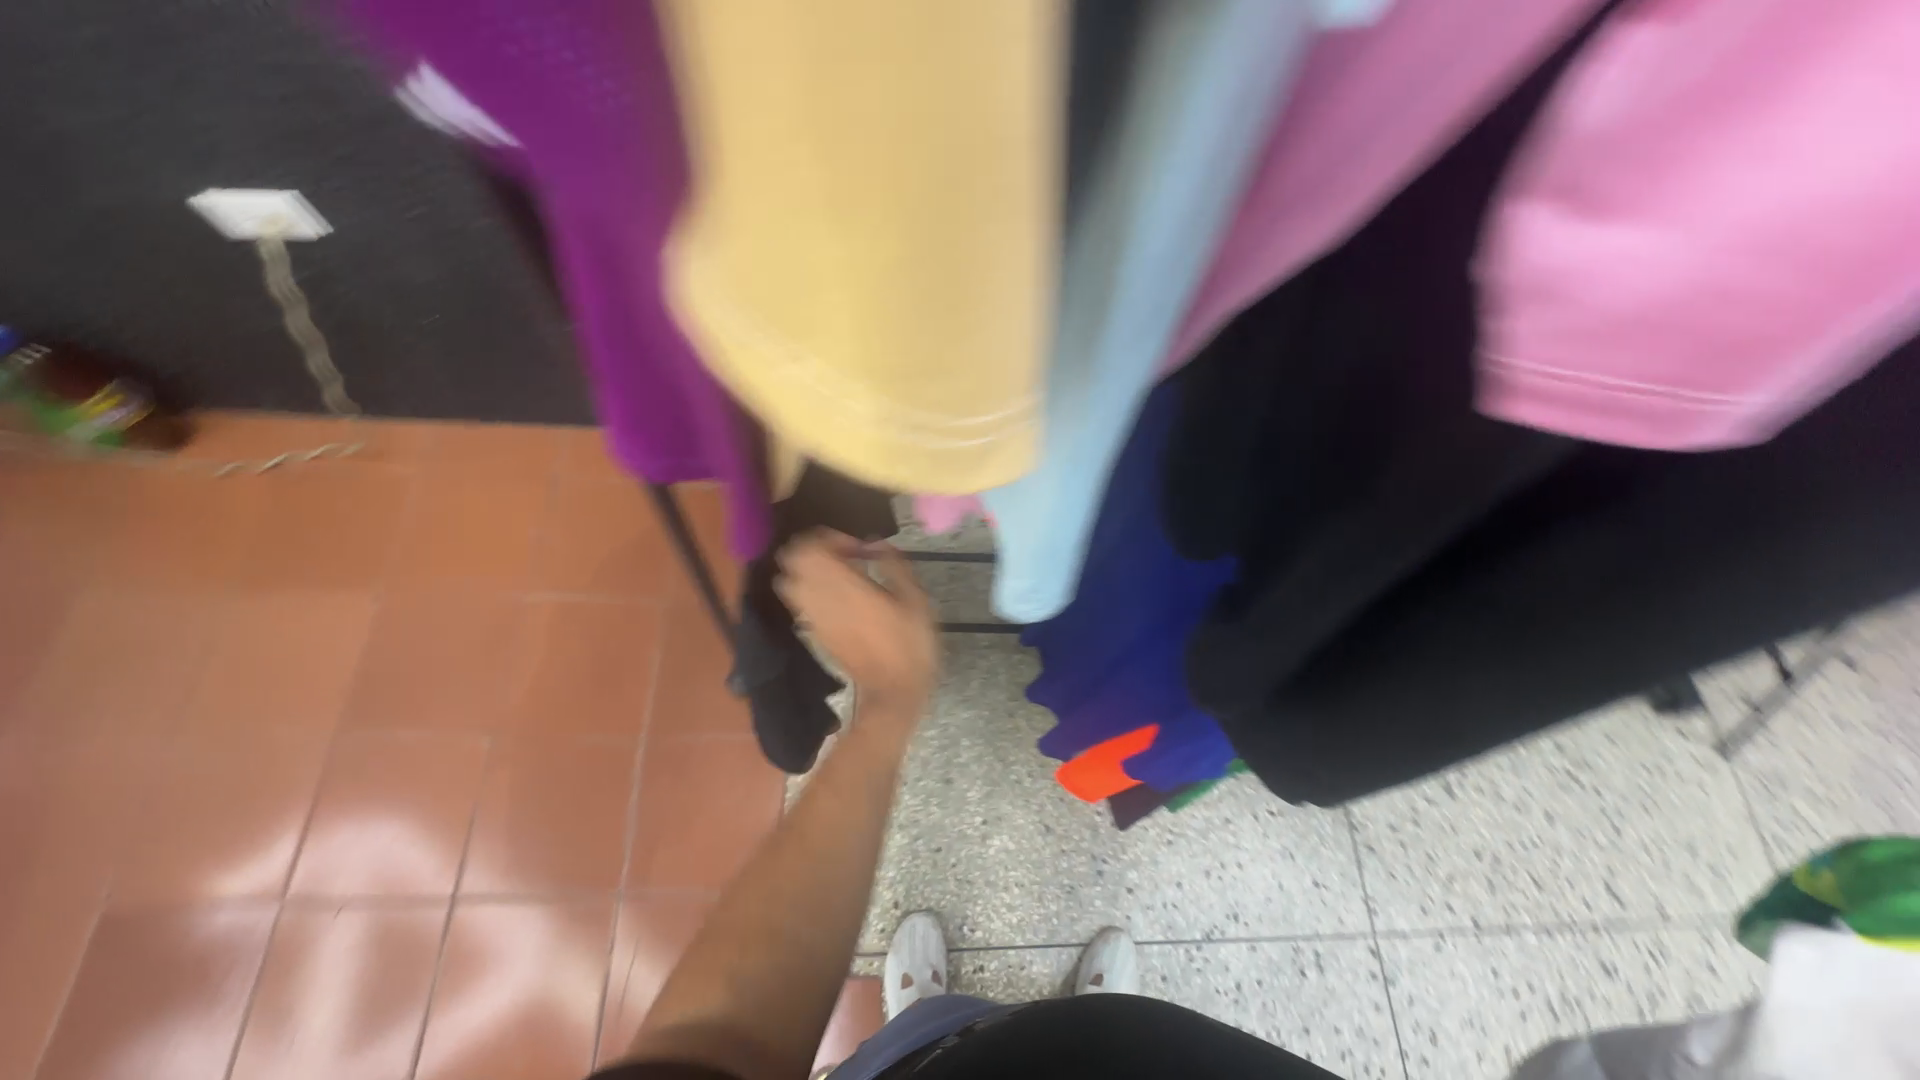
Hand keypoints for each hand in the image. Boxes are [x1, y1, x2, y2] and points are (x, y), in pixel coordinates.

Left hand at [775, 529, 939, 724]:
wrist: (893, 692)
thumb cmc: (910, 644)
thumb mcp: (915, 599)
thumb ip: (894, 565)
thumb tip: (876, 543)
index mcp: (844, 584)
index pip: (811, 546)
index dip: (830, 538)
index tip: (858, 548)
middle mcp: (820, 597)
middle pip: (791, 559)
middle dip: (814, 550)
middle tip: (843, 557)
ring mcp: (812, 618)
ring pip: (788, 581)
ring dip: (807, 571)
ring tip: (836, 576)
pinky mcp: (813, 634)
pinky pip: (798, 603)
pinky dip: (809, 592)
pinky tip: (836, 599)